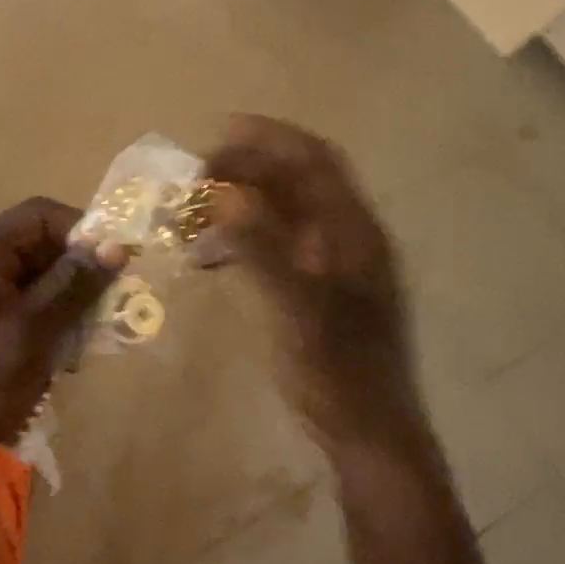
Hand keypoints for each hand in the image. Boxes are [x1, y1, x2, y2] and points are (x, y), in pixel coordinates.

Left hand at [0, 197, 126, 474]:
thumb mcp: (33, 332)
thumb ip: (73, 285)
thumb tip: (116, 245)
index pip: (39, 214)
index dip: (82, 231)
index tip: (116, 265)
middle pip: (39, 244)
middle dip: (78, 273)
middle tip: (108, 310)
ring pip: (37, 277)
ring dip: (67, 302)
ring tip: (84, 341)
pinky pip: (24, 303)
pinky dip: (49, 321)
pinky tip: (61, 358)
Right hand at [203, 114, 418, 449]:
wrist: (369, 433)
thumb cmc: (336, 370)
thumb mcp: (295, 308)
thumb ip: (260, 247)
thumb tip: (224, 194)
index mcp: (353, 230)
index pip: (314, 159)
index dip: (270, 136)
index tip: (220, 130)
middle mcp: (349, 235)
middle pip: (297, 180)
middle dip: (245, 169)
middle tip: (195, 177)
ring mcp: (337, 262)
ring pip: (285, 211)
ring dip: (241, 203)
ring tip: (196, 212)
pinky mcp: (322, 288)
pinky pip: (278, 243)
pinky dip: (245, 237)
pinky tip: (213, 256)